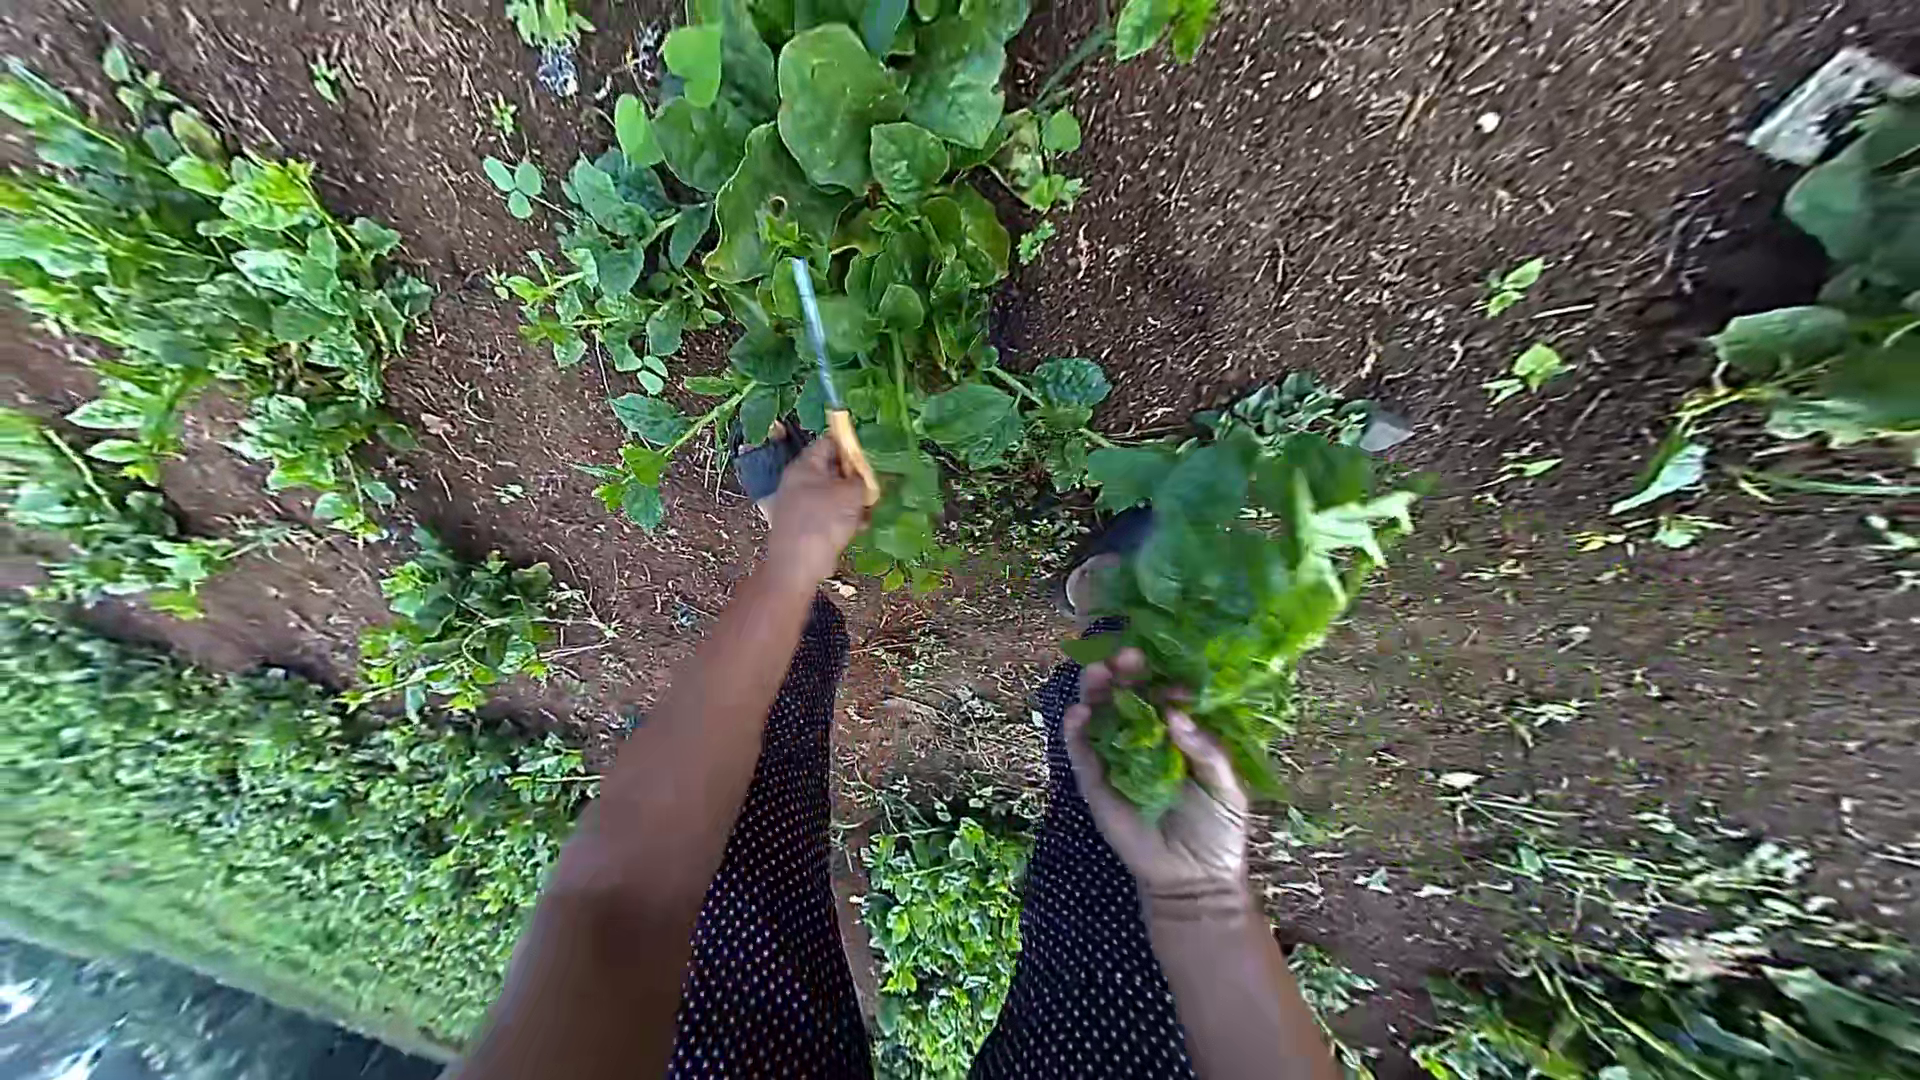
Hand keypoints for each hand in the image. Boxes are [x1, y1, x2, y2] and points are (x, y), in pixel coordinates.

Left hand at [764, 437, 868, 586]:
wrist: (799, 563)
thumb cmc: (823, 521)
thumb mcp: (850, 494)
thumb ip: (861, 479)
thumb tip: (865, 478)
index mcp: (805, 467)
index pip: (828, 443)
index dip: (850, 445)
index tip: (870, 456)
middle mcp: (800, 482)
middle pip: (832, 470)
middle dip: (855, 477)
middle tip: (875, 484)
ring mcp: (802, 504)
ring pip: (835, 494)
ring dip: (854, 500)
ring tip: (870, 507)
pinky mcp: (808, 525)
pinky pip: (831, 513)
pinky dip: (846, 517)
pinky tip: (861, 525)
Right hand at [1064, 648, 1253, 919]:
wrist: (1194, 879)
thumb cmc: (1216, 828)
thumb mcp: (1225, 786)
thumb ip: (1207, 749)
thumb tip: (1175, 714)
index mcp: (1173, 729)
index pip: (1160, 691)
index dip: (1159, 676)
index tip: (1168, 676)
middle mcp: (1139, 734)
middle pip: (1123, 692)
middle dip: (1121, 670)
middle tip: (1125, 656)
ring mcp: (1113, 755)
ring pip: (1096, 711)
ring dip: (1094, 689)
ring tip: (1098, 673)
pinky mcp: (1093, 779)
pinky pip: (1079, 750)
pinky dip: (1074, 729)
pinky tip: (1079, 713)